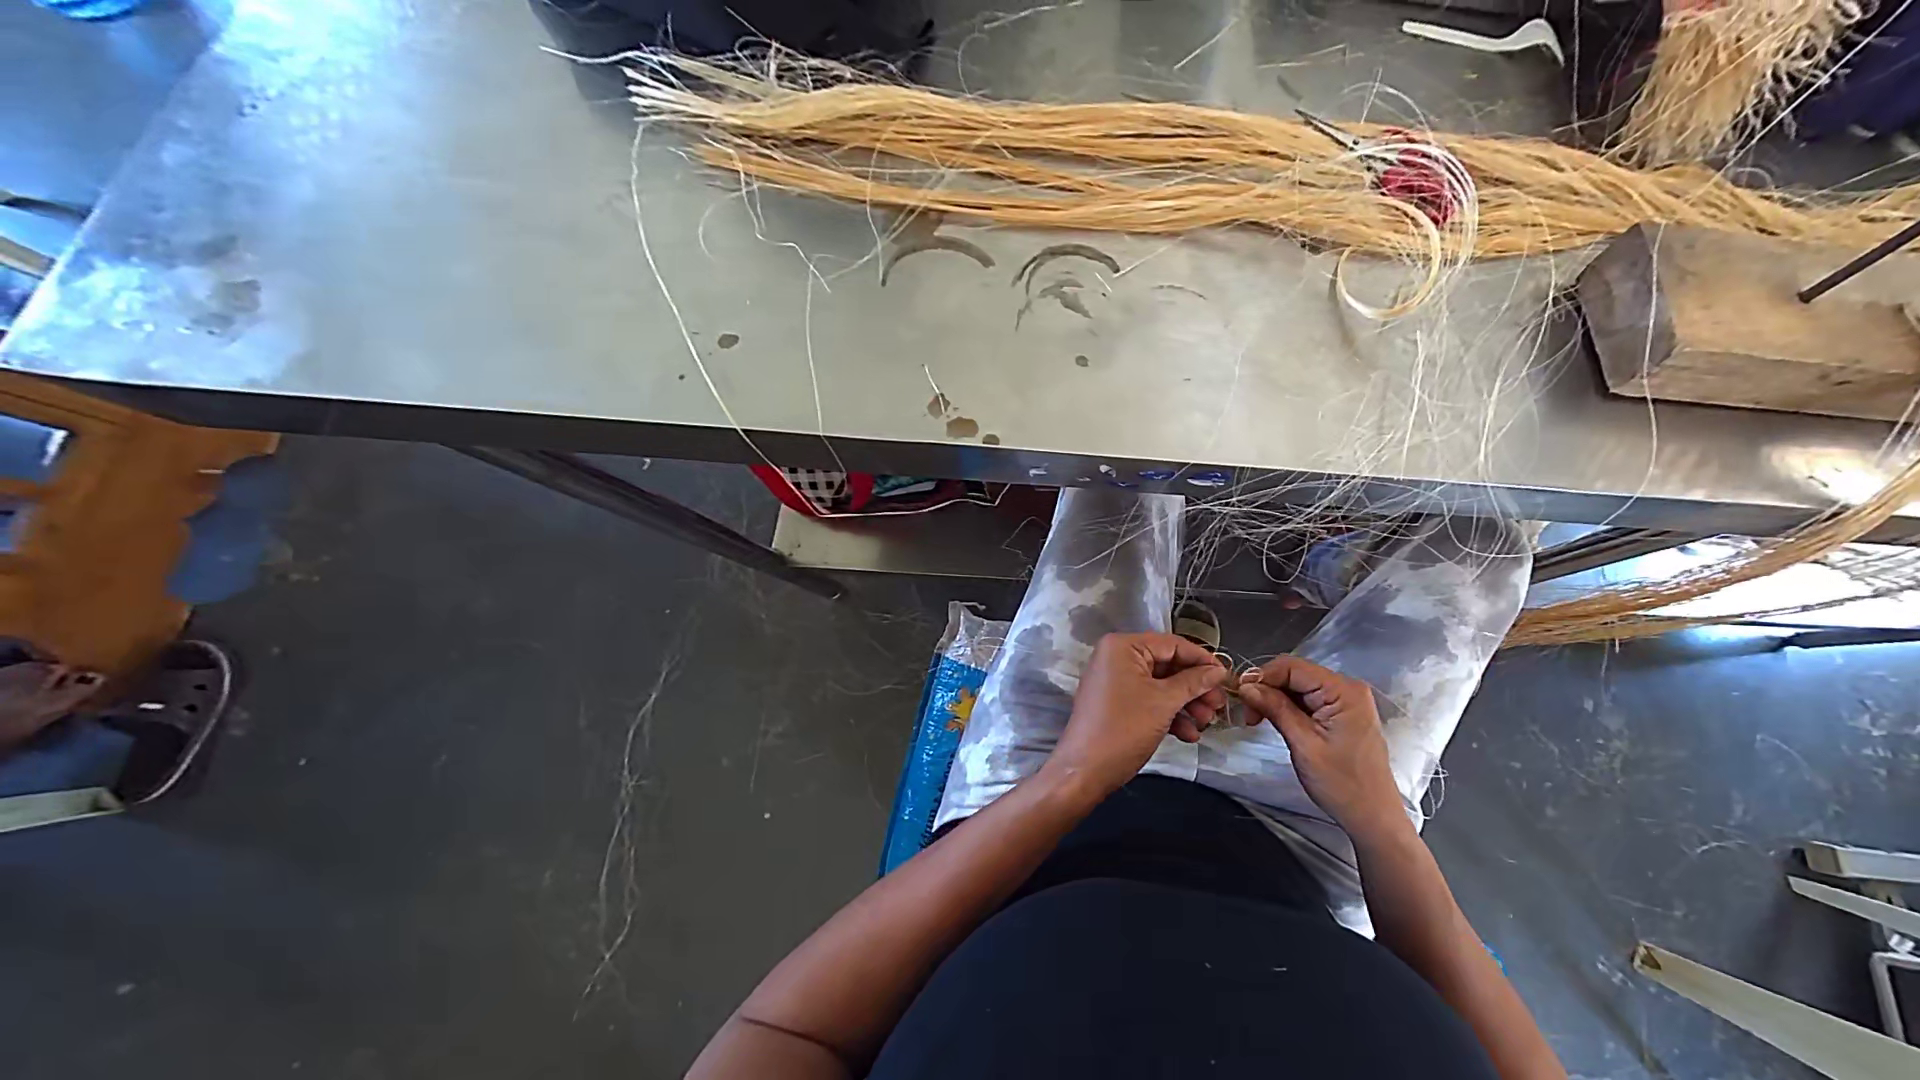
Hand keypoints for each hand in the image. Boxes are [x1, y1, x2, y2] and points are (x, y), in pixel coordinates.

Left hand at [1045, 633, 1228, 797]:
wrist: (1085, 770)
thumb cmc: (1124, 728)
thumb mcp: (1164, 702)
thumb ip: (1194, 682)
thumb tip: (1218, 670)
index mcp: (1123, 646)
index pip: (1172, 644)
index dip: (1202, 661)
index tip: (1227, 678)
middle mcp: (1116, 657)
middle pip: (1168, 665)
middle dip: (1195, 687)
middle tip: (1219, 706)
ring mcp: (1115, 680)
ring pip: (1161, 685)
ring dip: (1186, 704)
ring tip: (1207, 723)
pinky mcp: (1116, 702)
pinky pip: (1149, 700)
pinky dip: (1169, 715)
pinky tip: (1189, 735)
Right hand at [1235, 656, 1406, 839]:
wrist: (1372, 816)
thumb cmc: (1342, 784)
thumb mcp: (1303, 744)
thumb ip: (1275, 708)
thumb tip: (1246, 685)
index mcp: (1344, 691)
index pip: (1292, 666)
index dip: (1261, 676)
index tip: (1240, 695)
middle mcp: (1347, 688)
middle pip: (1294, 673)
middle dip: (1265, 688)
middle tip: (1246, 713)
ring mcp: (1345, 700)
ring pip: (1297, 685)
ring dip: (1273, 698)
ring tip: (1256, 719)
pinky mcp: (1340, 712)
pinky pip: (1306, 698)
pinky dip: (1285, 706)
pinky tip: (1273, 720)